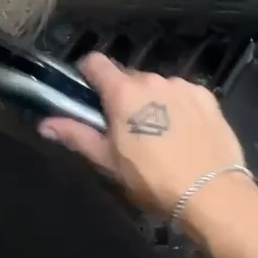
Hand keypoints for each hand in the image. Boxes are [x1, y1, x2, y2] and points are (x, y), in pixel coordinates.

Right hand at [39, 53, 249, 218]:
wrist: (213, 195)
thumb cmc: (153, 180)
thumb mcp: (109, 162)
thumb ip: (76, 135)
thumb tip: (44, 124)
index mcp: (123, 91)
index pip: (95, 62)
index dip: (88, 74)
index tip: (89, 95)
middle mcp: (151, 79)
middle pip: (127, 77)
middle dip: (123, 97)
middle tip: (127, 130)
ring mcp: (181, 85)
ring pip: (156, 87)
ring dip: (152, 102)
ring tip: (161, 136)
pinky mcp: (206, 96)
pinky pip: (183, 94)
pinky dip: (179, 107)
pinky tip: (185, 134)